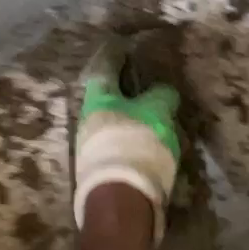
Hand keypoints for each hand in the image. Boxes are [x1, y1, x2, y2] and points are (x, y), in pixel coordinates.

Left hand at [74, 42, 181, 244]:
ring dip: (129, 115)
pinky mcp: (101, 171)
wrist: (120, 205)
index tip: (124, 44)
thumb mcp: (158, 111)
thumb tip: (161, 91)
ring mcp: (91, 148)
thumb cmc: (136, 144)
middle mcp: (88, 120)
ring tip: (152, 111)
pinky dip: (132, 136)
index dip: (115, 54)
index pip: (105, 67)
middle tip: (143, 79)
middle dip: (123, 88)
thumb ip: (160, 95)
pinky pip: (118, 142)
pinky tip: (148, 140)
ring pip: (112, 121)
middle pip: (107, 97)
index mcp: (98, 99)